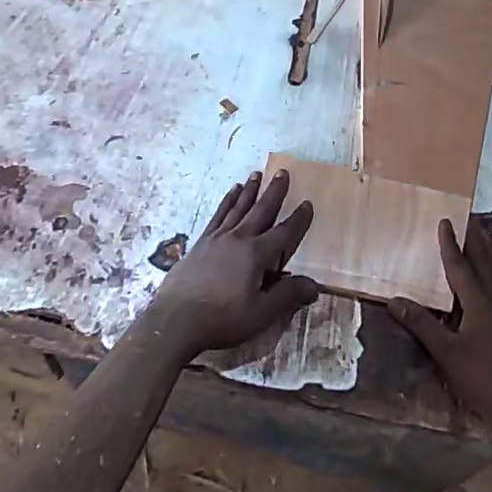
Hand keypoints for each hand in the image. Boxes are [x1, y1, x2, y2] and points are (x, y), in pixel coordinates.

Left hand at [141, 170, 319, 358]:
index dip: (298, 219)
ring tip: (256, 174)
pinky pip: (218, 215)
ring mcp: (217, 238)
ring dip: (249, 191)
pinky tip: (231, 194)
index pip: (284, 232)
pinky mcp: (201, 242)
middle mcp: (238, 238)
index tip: (307, 204)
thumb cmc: (221, 318)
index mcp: (256, 254)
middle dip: (274, 192)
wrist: (175, 319)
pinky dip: (227, 201)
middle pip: (260, 210)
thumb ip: (288, 296)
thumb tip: (315, 285)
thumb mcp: (261, 313)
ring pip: (238, 207)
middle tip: (282, 173)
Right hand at [388, 216, 491, 445]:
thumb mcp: (447, 354)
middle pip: (485, 261)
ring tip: (485, 233)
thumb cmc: (485, 382)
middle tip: (467, 216)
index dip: (450, 243)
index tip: (444, 221)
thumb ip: (422, 325)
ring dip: (490, 250)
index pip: (460, 266)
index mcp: (480, 303)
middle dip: (474, 238)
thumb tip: (394, 300)